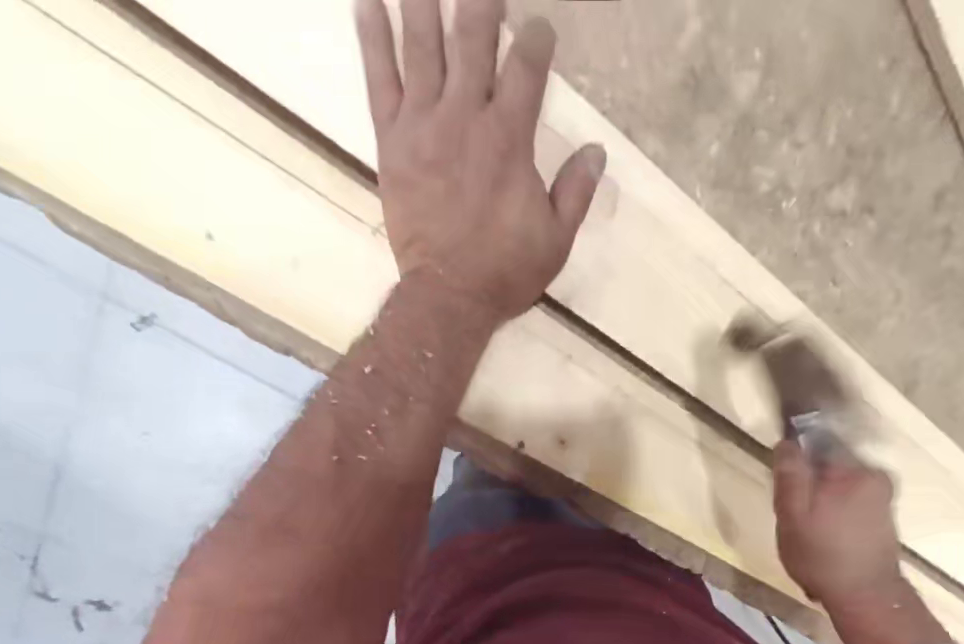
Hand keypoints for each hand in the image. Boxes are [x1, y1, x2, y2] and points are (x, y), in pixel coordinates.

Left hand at [354, 0, 604, 321]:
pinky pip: (379, 77)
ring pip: (422, 47)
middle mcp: (464, 119)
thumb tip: (595, 150)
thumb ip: (575, 189)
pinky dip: (372, 36)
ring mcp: (422, 125)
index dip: (536, 43)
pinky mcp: (391, 140)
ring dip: (425, 2)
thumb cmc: (509, 269)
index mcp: (510, 142)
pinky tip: (368, 0)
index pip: (525, 74)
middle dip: (481, 4)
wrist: (450, 294)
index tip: (542, 28)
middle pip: (472, 44)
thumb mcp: (557, 237)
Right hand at [772, 440, 904, 606]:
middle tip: (798, 522)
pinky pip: (851, 507)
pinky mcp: (885, 518)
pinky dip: (838, 521)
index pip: (815, 445)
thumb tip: (787, 442)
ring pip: (839, 490)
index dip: (796, 466)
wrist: (867, 598)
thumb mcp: (792, 515)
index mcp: (853, 468)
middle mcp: (874, 475)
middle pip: (828, 469)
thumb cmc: (823, 557)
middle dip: (810, 490)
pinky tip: (830, 545)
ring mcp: (883, 498)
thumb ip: (790, 474)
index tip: (787, 491)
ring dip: (823, 508)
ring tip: (814, 538)